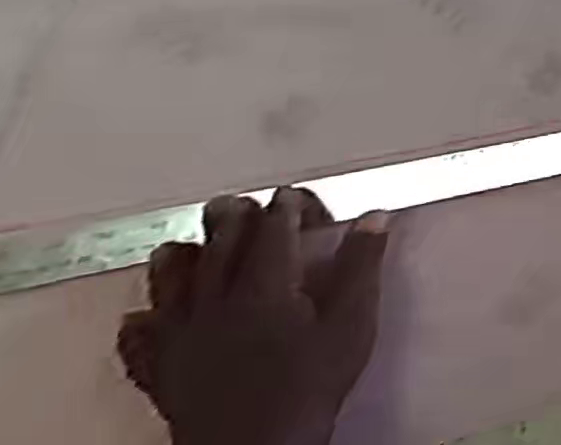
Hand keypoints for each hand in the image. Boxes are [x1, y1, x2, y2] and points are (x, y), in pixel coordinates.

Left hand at [117, 189, 391, 444]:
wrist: (260, 443)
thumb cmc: (315, 374)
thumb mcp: (354, 316)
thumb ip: (363, 263)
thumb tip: (376, 216)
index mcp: (265, 289)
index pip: (273, 236)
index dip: (283, 210)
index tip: (289, 192)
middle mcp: (217, 307)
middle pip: (218, 256)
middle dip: (226, 226)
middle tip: (228, 202)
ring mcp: (184, 342)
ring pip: (172, 294)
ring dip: (174, 266)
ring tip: (173, 246)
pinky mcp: (166, 374)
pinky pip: (142, 345)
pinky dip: (137, 328)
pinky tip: (133, 320)